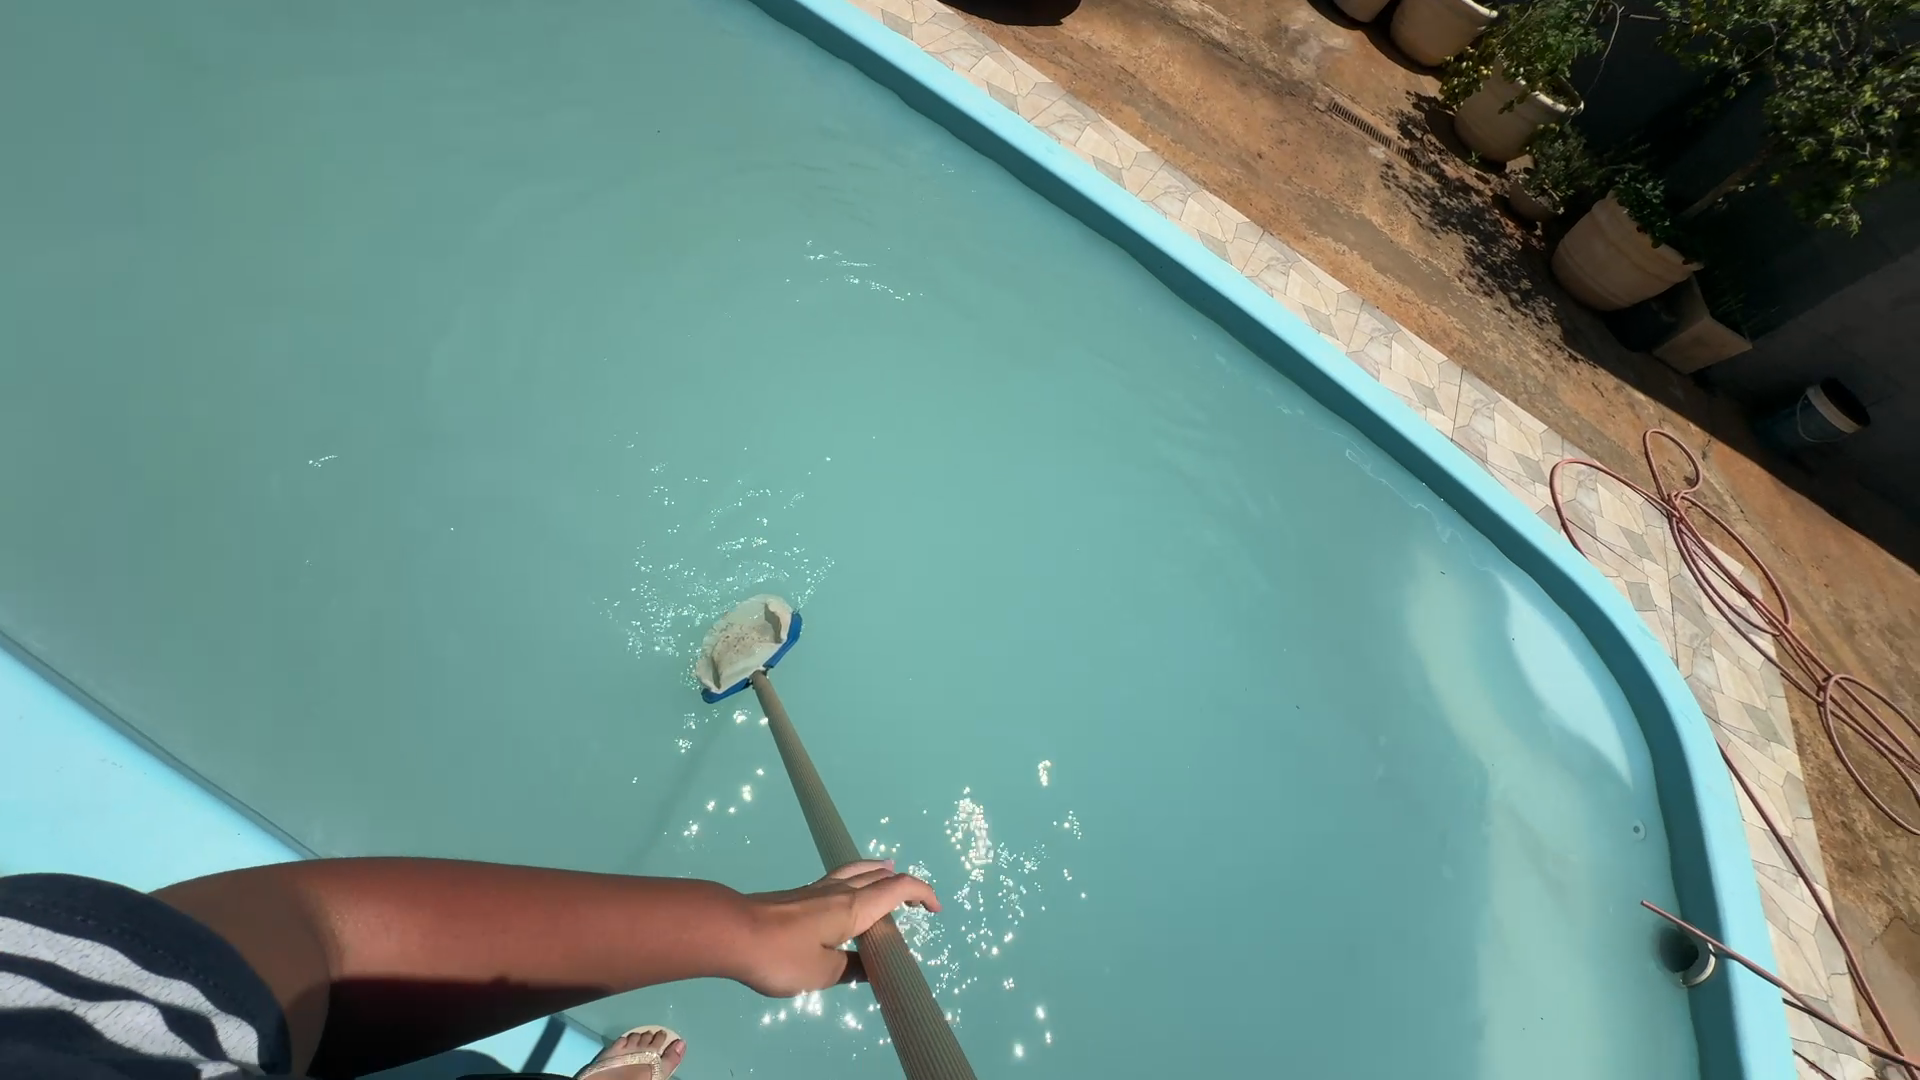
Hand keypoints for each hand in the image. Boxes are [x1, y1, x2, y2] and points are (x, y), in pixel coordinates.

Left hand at [737, 860, 939, 996]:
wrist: (735, 931)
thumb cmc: (781, 955)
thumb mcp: (822, 974)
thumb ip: (851, 969)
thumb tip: (872, 968)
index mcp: (854, 907)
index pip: (898, 889)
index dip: (922, 893)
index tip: (936, 909)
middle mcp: (842, 890)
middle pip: (882, 876)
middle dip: (905, 885)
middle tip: (918, 902)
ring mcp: (820, 888)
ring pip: (860, 870)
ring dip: (880, 871)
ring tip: (889, 870)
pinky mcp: (803, 894)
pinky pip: (843, 876)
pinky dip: (859, 876)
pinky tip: (849, 888)